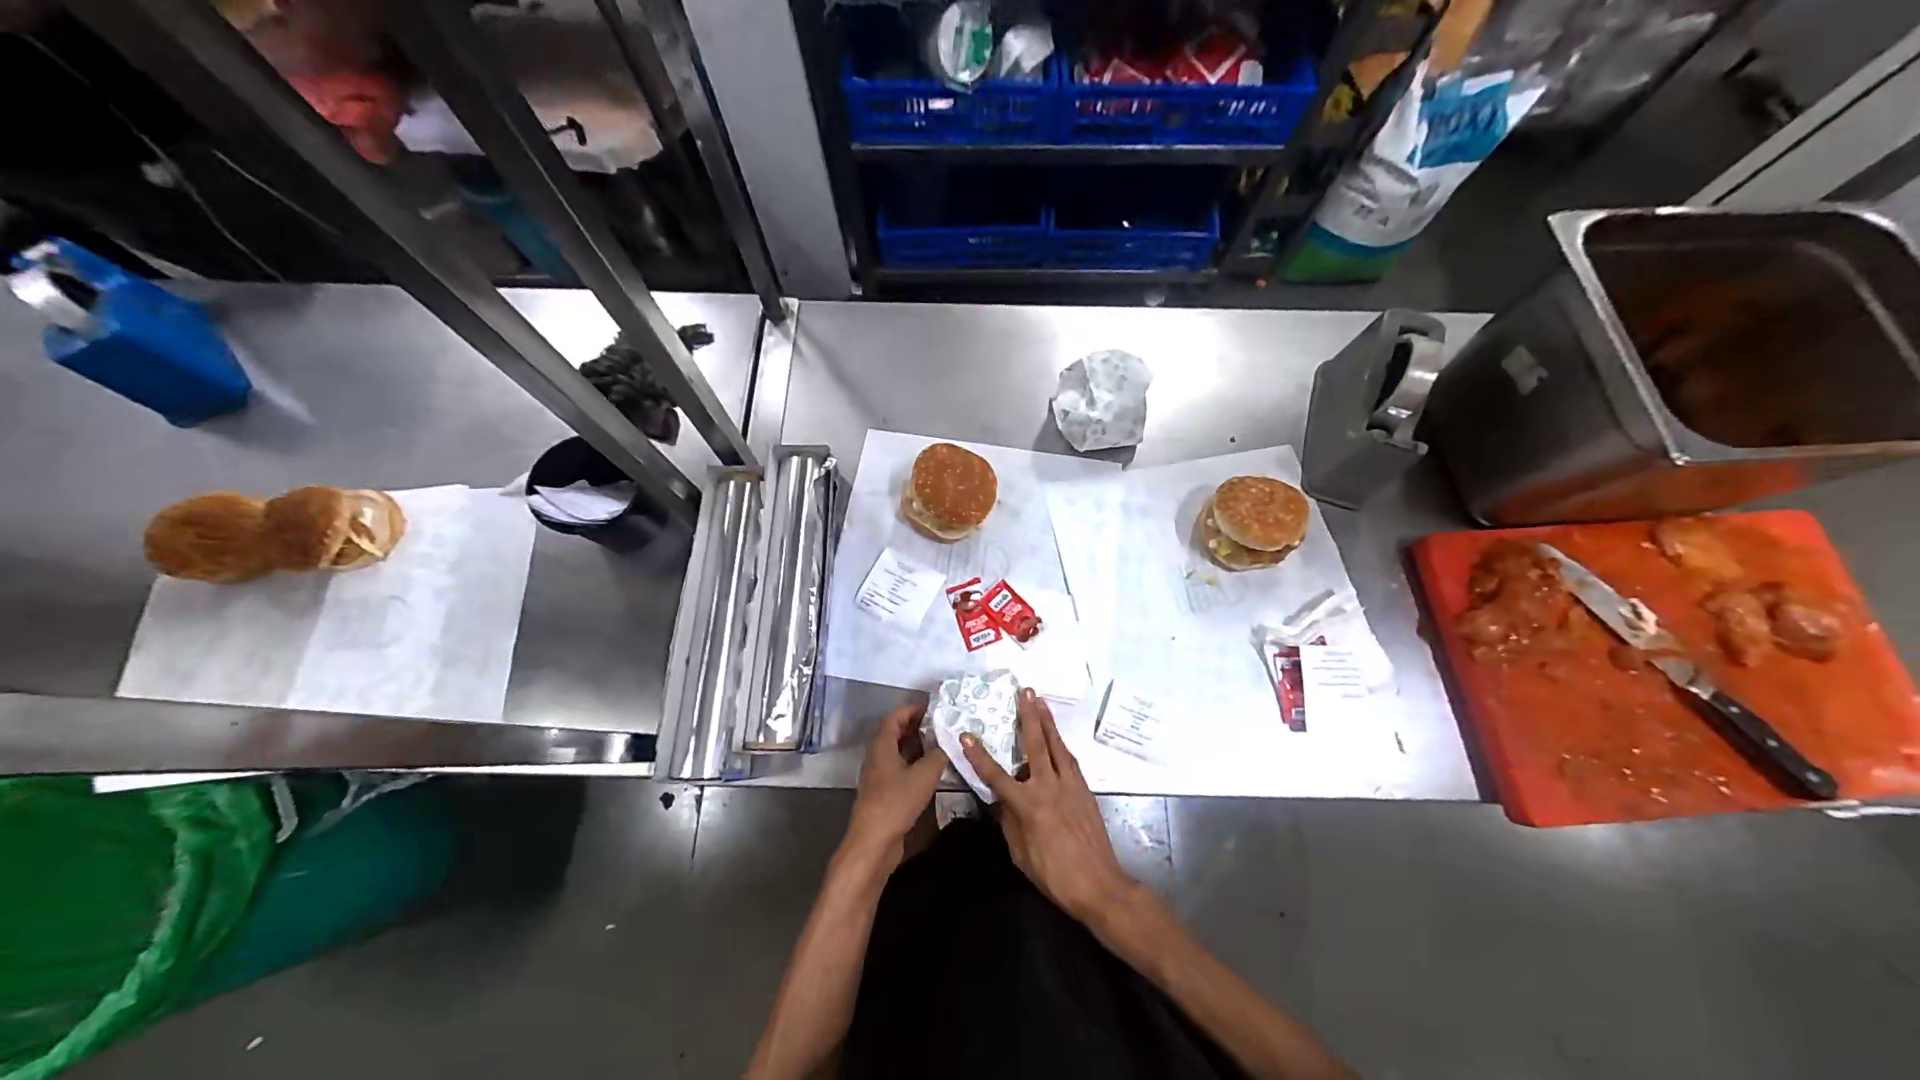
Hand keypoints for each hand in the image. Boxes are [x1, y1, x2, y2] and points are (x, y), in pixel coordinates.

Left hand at [843, 703, 947, 869]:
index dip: (911, 709)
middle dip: (915, 725)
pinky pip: (900, 769)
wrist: (874, 842)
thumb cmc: (896, 801)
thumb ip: (939, 755)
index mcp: (882, 747)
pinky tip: (932, 768)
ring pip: (898, 752)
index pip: (894, 718)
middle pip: (894, 734)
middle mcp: (877, 757)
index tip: (931, 705)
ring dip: (916, 745)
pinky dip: (915, 763)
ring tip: (940, 741)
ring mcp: (880, 776)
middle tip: (940, 721)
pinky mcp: (885, 793)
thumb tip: (953, 739)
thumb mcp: (924, 775)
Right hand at [961, 688, 1137, 924]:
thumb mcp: (1020, 853)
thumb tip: (1003, 800)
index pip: (996, 775)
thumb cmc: (1054, 875)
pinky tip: (1056, 737)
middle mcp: (1048, 787)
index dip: (979, 756)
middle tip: (1023, 691)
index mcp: (1027, 805)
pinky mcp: (1084, 790)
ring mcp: (1070, 785)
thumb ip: (1009, 821)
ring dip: (1047, 721)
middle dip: (1027, 716)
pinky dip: (1060, 744)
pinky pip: (1069, 759)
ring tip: (1040, 700)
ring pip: (1057, 745)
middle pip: (1035, 744)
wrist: (1100, 885)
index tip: (966, 735)